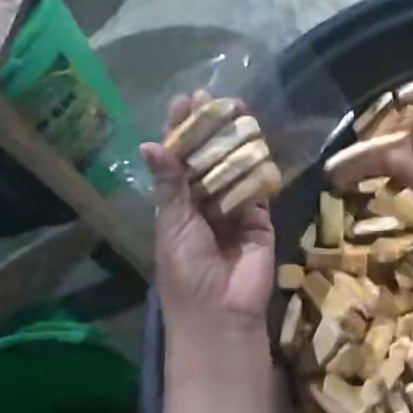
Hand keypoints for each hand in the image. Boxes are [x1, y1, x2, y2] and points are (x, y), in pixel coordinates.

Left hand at [142, 95, 276, 342]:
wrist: (221, 313)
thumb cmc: (185, 270)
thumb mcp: (172, 224)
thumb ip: (170, 183)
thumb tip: (150, 144)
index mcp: (177, 206)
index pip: (178, 161)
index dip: (181, 131)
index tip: (186, 100)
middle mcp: (205, 205)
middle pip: (208, 159)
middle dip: (211, 130)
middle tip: (216, 99)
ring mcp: (234, 210)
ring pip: (234, 168)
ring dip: (235, 141)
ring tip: (239, 110)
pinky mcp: (261, 218)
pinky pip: (258, 187)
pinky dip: (257, 166)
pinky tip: (256, 140)